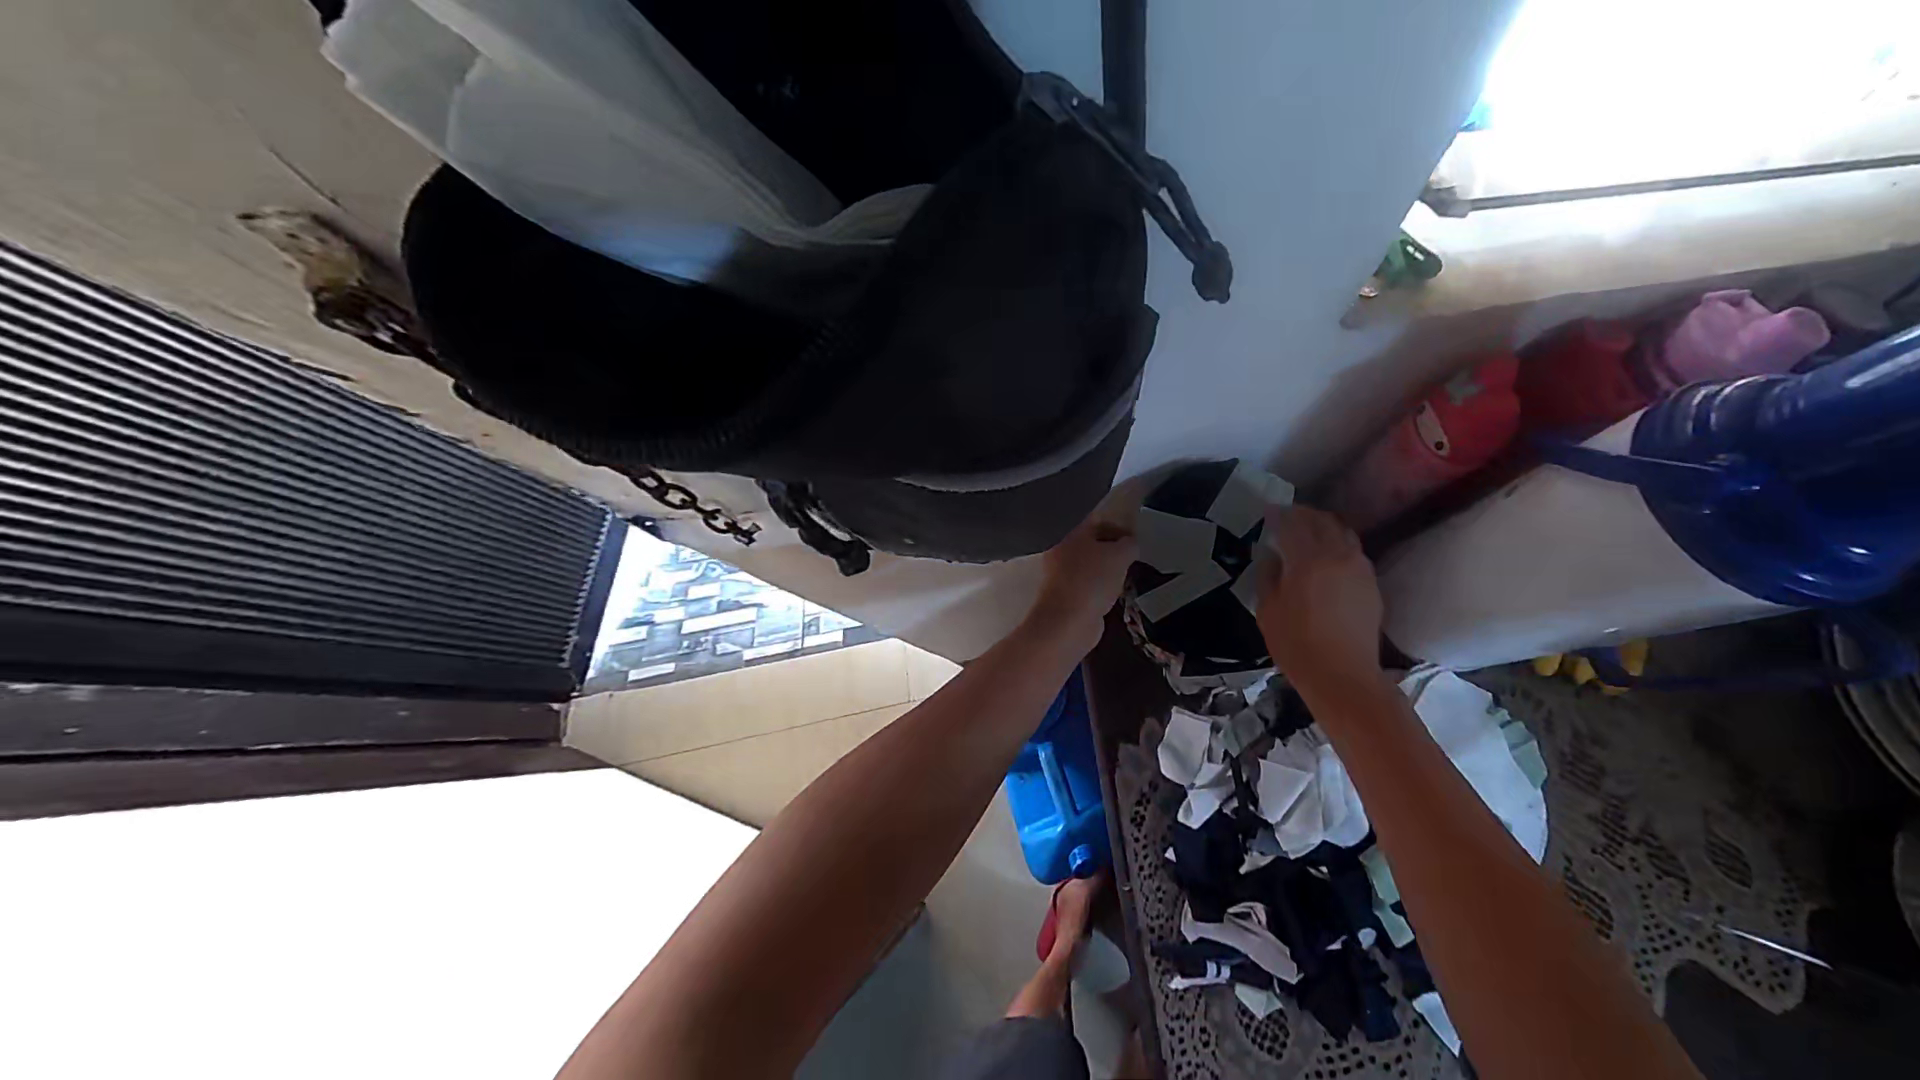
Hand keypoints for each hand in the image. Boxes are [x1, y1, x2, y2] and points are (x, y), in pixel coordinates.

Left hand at [1025, 514, 1136, 656]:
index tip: (1137, 531)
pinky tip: (1115, 595)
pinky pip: (1089, 589)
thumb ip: (1128, 544)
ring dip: (1107, 572)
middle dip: (1113, 549)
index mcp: (1072, 537)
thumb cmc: (1092, 582)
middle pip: (1092, 546)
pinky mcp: (1067, 601)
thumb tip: (1130, 544)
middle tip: (1135, 554)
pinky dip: (1101, 591)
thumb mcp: (1119, 555)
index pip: (1097, 521)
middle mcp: (1063, 555)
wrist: (1067, 623)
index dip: (1118, 523)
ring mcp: (1062, 579)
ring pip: (1090, 569)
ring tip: (1128, 574)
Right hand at [1255, 505, 1384, 690]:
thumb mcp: (1267, 609)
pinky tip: (1325, 557)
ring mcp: (1360, 569)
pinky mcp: (1371, 584)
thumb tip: (1272, 556)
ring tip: (1307, 533)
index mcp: (1308, 560)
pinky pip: (1353, 551)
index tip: (1267, 512)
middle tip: (1286, 516)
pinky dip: (1337, 544)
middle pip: (1322, 521)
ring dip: (1323, 526)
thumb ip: (1269, 575)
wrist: (1343, 675)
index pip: (1292, 523)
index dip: (1278, 514)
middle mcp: (1338, 556)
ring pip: (1343, 533)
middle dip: (1303, 514)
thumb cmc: (1296, 644)